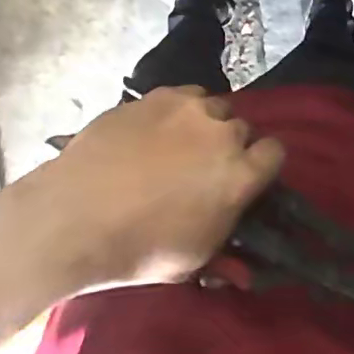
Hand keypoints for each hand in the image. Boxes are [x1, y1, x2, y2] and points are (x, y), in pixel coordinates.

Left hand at [31, 86, 284, 289]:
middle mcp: (222, 133)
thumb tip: (237, 244)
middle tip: (205, 166)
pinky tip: (157, 128)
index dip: (261, 165)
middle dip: (231, 146)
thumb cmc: (141, 248)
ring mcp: (187, 108)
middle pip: (241, 129)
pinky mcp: (156, 94)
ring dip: (205, 124)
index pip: (274, 153)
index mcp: (240, 174)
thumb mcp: (195, 258)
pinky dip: (178, 110)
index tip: (247, 177)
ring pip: (212, 107)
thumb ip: (225, 239)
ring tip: (180, 143)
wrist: (78, 214)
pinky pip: (182, 95)